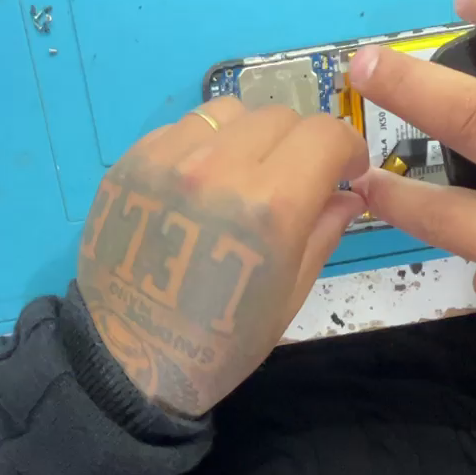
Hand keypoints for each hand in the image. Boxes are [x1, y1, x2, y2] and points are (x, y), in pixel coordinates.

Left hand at [78, 98, 368, 415]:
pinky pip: (182, 129)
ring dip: (251, 136)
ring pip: (229, 112)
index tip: (347, 170)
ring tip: (245, 177)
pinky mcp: (130, 164)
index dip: (347, 148)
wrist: (128, 362)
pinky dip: (205, 146)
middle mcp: (218, 168)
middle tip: (296, 182)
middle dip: (302, 145)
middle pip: (279, 117)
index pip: (324, 135)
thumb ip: (322, 236)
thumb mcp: (286, 300)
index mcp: (269, 208)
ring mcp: (167, 160)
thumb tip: (347, 195)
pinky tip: (201, 186)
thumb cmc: (218, 346)